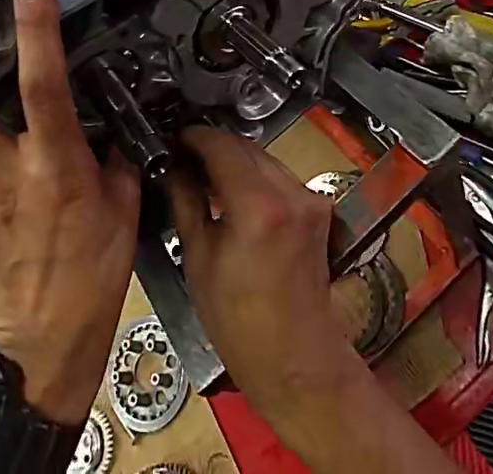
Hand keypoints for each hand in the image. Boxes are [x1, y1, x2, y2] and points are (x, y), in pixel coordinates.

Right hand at [163, 128, 362, 423]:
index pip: (224, 147)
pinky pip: (282, 177)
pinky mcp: (319, 207)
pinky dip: (257, 177)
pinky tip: (236, 194)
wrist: (293, 354)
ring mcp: (310, 199)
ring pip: (266, 158)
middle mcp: (291, 194)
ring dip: (237, 160)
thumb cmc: (239, 321)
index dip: (196, 138)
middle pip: (248, 147)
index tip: (178, 139)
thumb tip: (174, 170)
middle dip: (216, 147)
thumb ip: (187, 203)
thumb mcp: (199, 259)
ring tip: (207, 177)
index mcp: (258, 206)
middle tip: (186, 157)